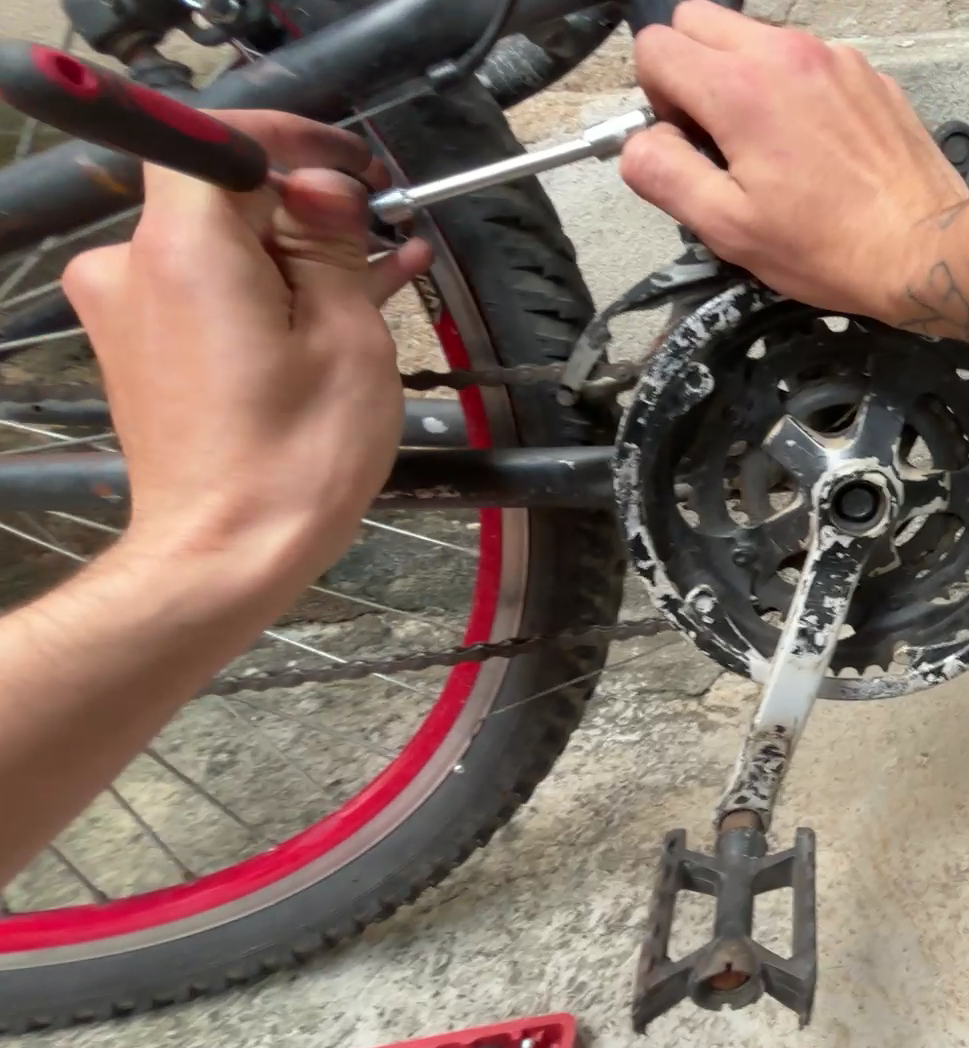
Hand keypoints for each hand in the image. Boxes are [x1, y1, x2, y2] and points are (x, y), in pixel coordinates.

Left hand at [61, 111, 433, 603]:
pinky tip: (340, 295)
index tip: (353, 160)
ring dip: (304, 250)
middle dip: (308, 205)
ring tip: (388, 262)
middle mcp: (138, 267)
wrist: (234, 543)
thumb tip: (323, 186)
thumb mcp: (348, 341)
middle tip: (389, 224)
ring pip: (228, 248)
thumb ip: (331, 251)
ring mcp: (137, 308)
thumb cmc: (302, 452)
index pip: (214, 144)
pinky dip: (276, 286)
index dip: (289, 140)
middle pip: (224, 199)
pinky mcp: (151, 344)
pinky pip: (218, 290)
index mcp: (189, 254)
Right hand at [621, 0, 968, 321]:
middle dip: (693, 74)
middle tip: (722, 140)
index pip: (656, 48)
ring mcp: (835, 59)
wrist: (923, 251)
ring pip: (758, 39)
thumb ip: (665, 176)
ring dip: (747, 81)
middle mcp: (786, 54)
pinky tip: (822, 150)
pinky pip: (812, 63)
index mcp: (741, 89)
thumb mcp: (731, 229)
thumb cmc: (834, 249)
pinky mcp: (871, 77)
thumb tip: (640, 144)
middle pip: (700, 23)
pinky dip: (800, 93)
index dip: (658, 101)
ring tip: (777, 150)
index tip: (689, 145)